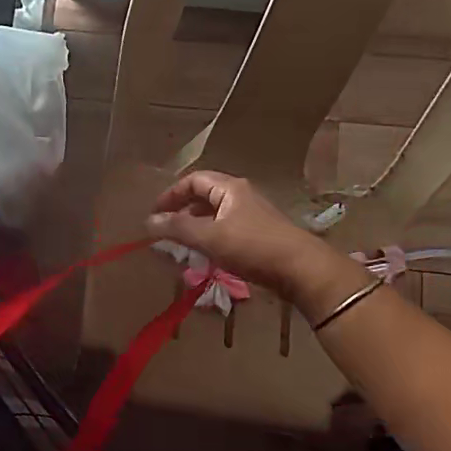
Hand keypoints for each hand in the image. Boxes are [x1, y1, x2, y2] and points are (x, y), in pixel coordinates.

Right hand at [146, 171, 354, 306]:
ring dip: (196, 226)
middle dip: (182, 210)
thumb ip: (177, 228)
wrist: (301, 270)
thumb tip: (148, 221)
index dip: (171, 194)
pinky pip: (227, 230)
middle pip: (205, 196)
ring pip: (216, 214)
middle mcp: (242, 196)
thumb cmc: (253, 247)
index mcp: (230, 189)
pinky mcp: (260, 235)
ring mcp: (253, 216)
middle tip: (164, 229)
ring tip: (181, 244)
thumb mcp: (209, 237)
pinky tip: (207, 255)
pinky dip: (211, 238)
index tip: (154, 214)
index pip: (193, 180)